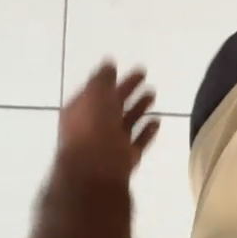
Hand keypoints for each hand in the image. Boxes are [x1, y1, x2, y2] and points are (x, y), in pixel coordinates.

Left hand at [54, 64, 158, 189]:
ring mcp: (107, 145)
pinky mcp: (123, 160)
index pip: (95, 90)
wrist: (95, 174)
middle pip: (111, 105)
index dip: (111, 78)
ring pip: (125, 122)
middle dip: (127, 90)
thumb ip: (103, 79)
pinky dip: (146, 131)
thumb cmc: (92, 130)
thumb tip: (108, 63)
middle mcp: (91, 127)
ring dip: (139, 108)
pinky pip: (137, 142)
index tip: (125, 67)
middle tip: (145, 76)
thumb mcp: (95, 95)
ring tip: (153, 95)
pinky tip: (157, 121)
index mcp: (79, 111)